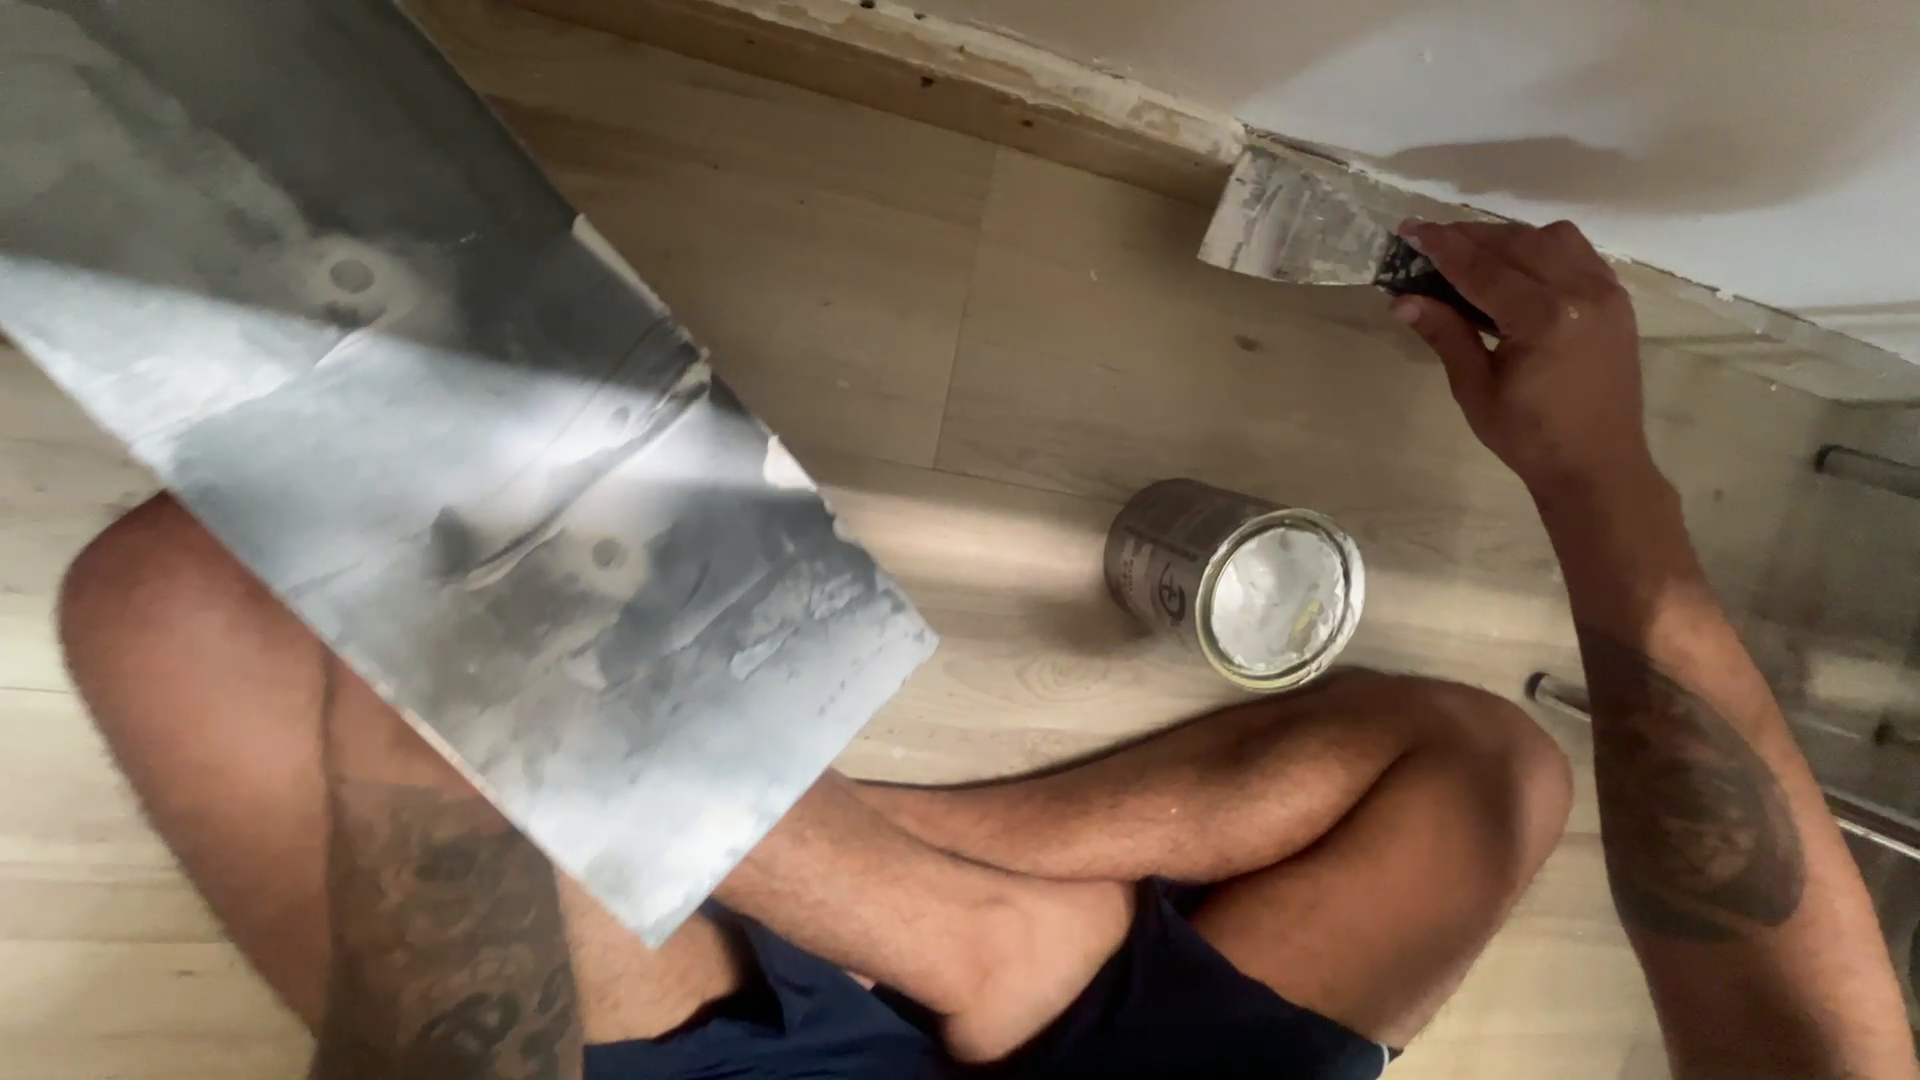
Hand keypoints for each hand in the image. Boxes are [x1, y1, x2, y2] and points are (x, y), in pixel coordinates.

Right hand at [1391, 219, 1660, 499]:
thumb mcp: (1473, 387)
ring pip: (1551, 239)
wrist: (1596, 460)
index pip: (1483, 269)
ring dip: (1505, 238)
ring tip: (1468, 251)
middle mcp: (1582, 292)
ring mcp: (1606, 291)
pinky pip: (1576, 254)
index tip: (1410, 230)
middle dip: (1468, 236)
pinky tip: (1512, 266)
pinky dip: (1538, 249)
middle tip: (1427, 237)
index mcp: (1544, 319)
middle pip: (1517, 243)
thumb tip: (1402, 300)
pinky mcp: (1615, 298)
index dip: (1442, 247)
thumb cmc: (1526, 434)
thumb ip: (1444, 334)